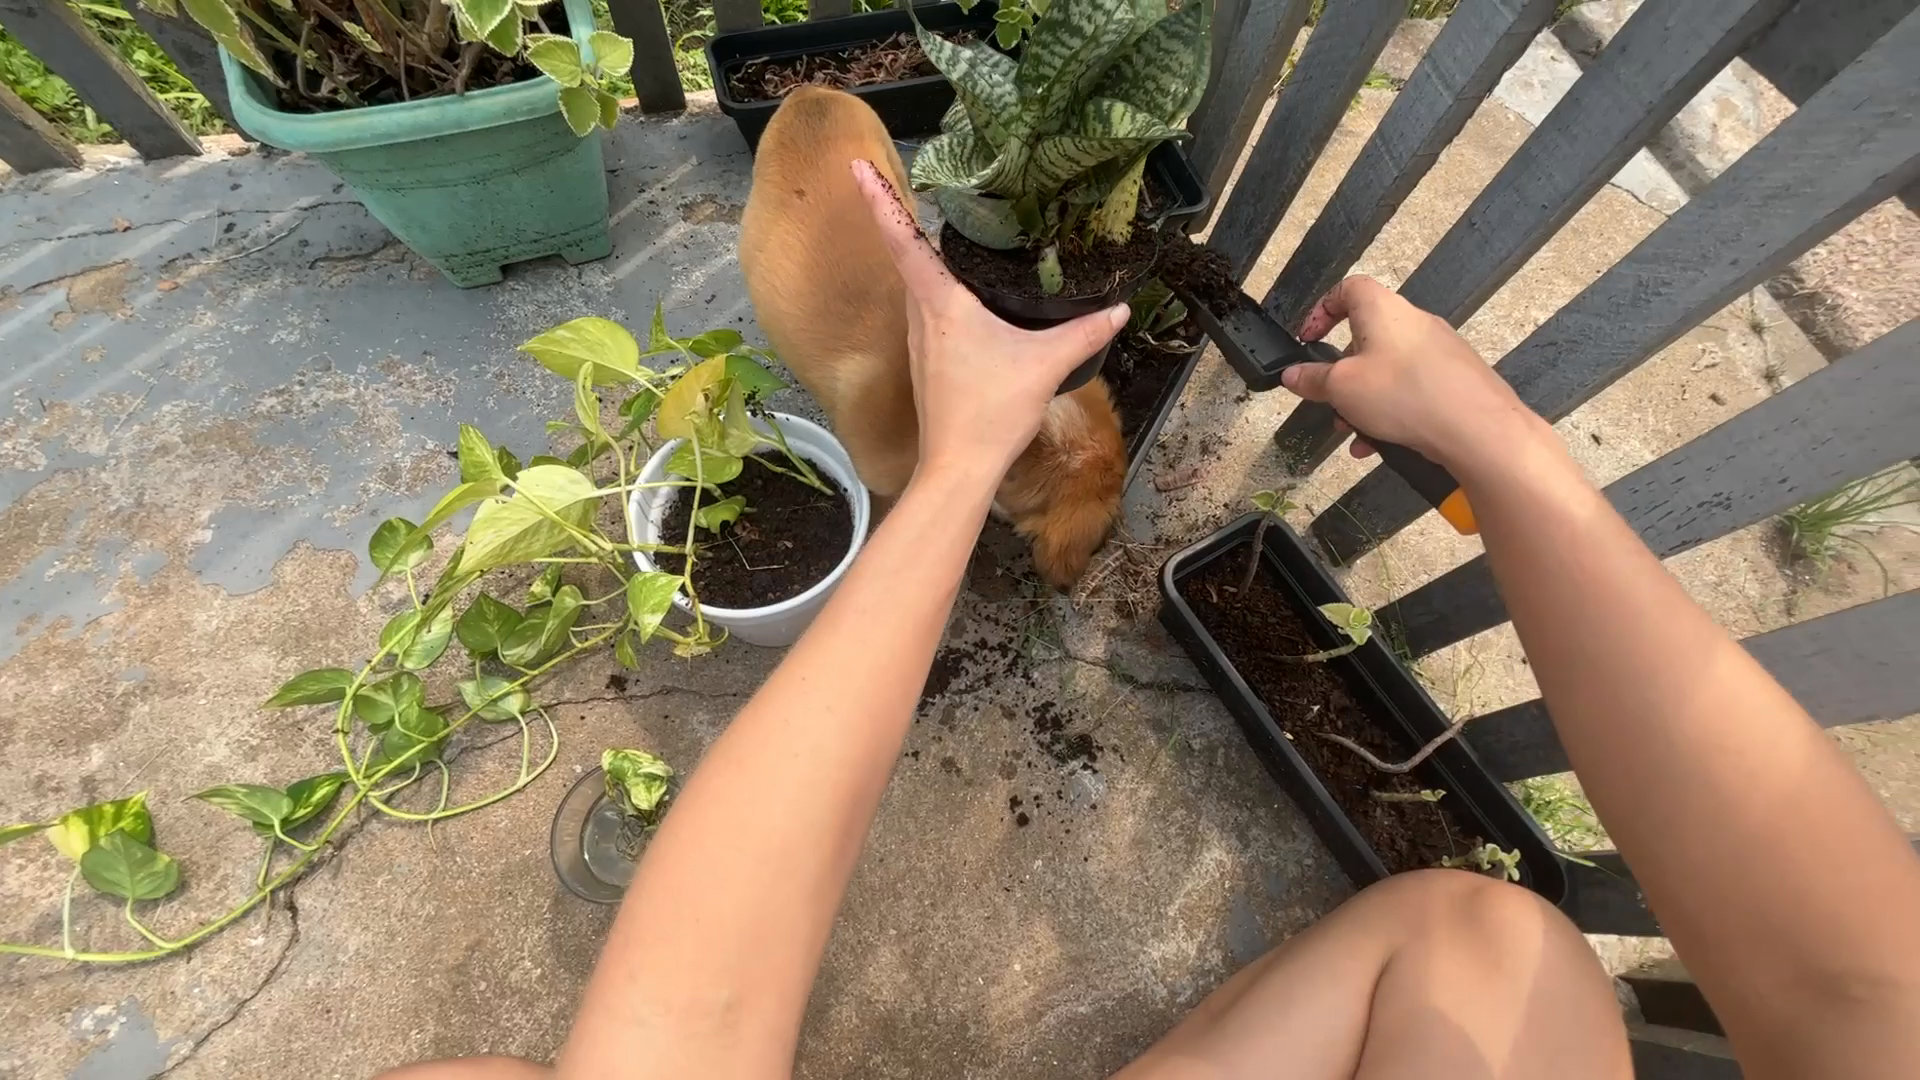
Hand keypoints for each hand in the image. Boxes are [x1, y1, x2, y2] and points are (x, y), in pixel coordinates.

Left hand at [850, 159, 1127, 488]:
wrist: (960, 467)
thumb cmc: (992, 412)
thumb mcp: (1045, 366)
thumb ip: (1084, 333)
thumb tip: (1119, 309)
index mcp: (942, 305)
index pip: (904, 241)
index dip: (879, 200)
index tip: (856, 165)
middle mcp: (921, 318)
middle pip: (906, 258)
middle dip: (904, 220)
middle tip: (913, 184)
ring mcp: (919, 343)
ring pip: (916, 287)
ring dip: (921, 258)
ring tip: (943, 230)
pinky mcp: (926, 363)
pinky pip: (926, 313)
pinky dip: (935, 291)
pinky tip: (961, 295)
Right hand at [1282, 276, 1548, 473]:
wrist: (1476, 428)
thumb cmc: (1402, 394)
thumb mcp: (1341, 387)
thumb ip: (1311, 379)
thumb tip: (1291, 374)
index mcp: (1383, 311)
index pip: (1348, 288)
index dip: (1321, 310)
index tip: (1307, 340)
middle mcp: (1412, 323)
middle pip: (1363, 338)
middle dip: (1339, 372)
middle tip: (1327, 398)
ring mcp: (1436, 351)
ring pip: (1383, 370)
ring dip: (1359, 399)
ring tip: (1351, 430)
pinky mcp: (1450, 378)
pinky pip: (1405, 390)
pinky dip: (1385, 412)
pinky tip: (1375, 443)